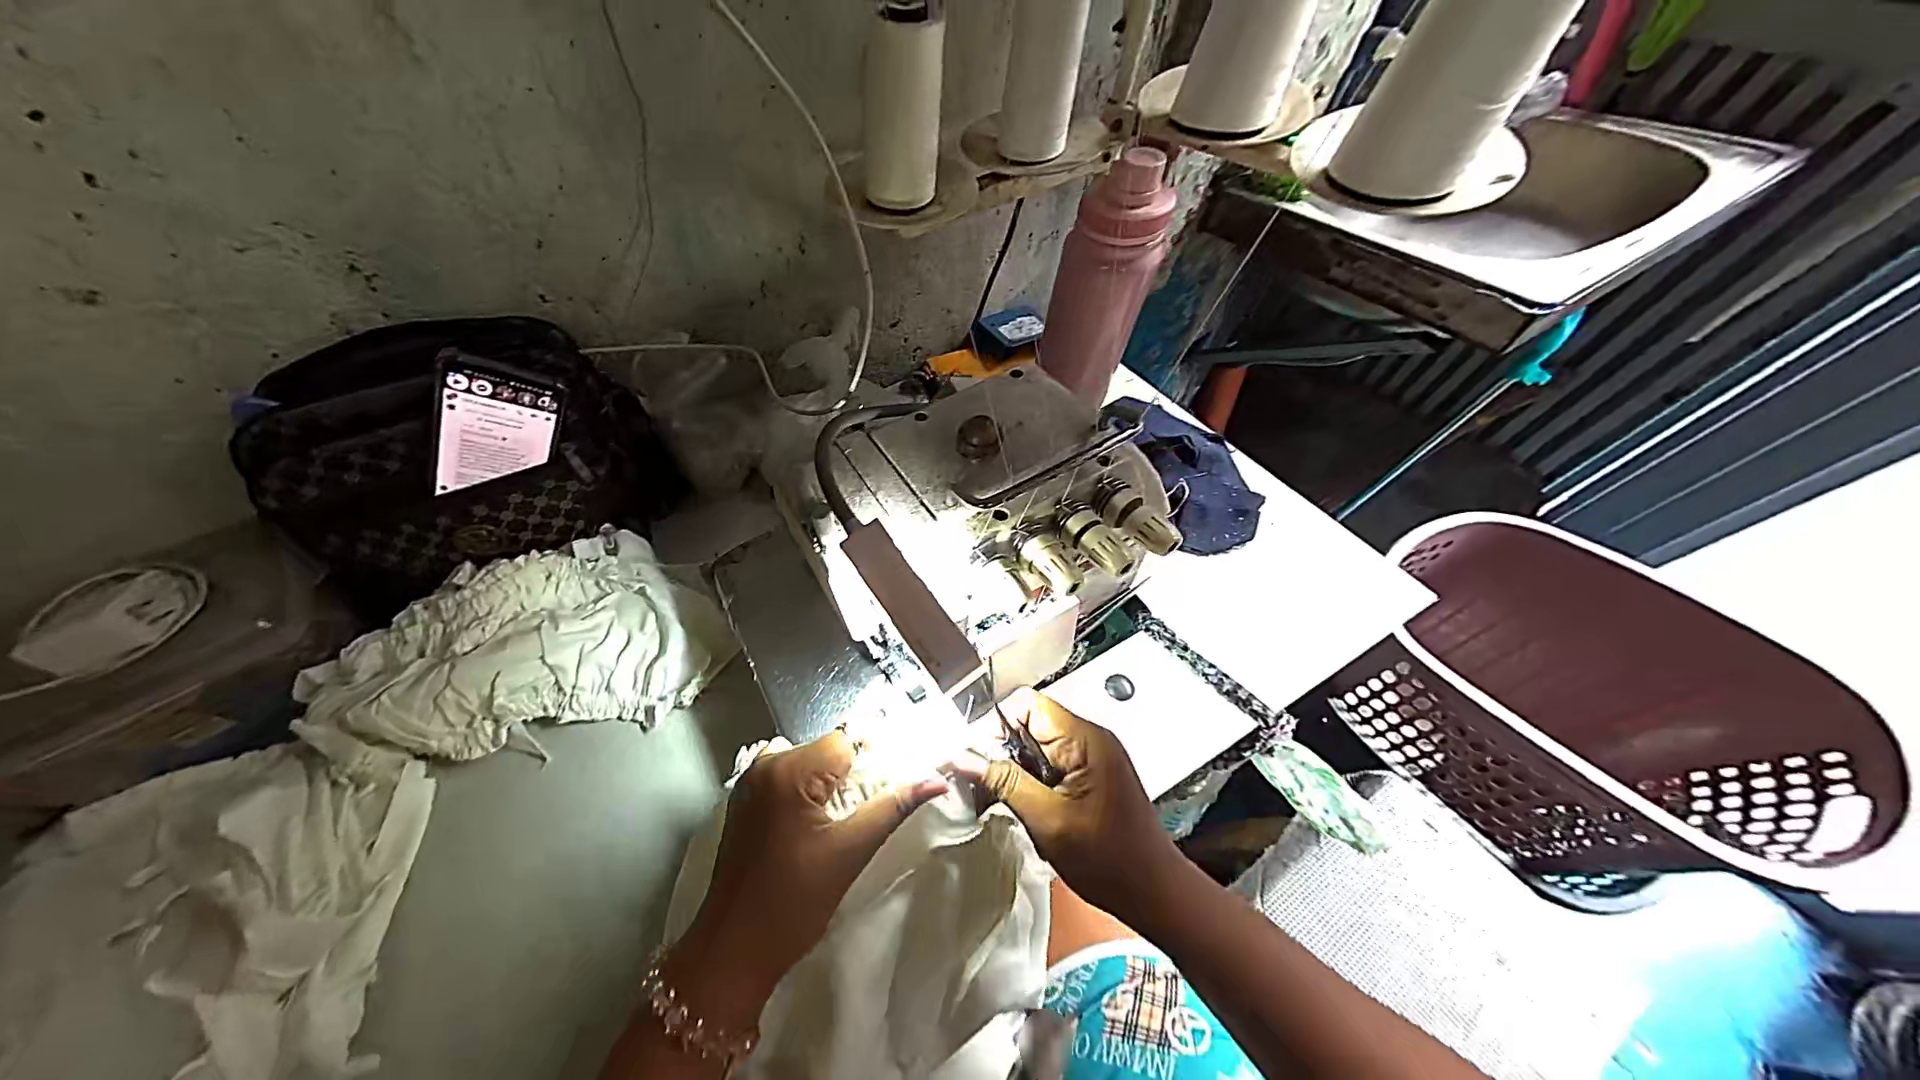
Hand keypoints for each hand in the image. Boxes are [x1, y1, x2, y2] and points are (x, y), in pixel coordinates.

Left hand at [669, 731, 946, 1020]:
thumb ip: (894, 806)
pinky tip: (817, 825)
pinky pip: (789, 777)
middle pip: (828, 749)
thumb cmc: (792, 904)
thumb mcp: (850, 852)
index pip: (847, 741)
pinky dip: (809, 791)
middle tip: (865, 814)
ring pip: (810, 762)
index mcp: (789, 770)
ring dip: (832, 783)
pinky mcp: (745, 799)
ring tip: (842, 823)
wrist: (732, 950)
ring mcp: (751, 781)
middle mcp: (766, 764)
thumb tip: (936, 780)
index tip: (887, 791)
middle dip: (853, 774)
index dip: (873, 763)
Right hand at [980, 693, 1184, 926]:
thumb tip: (964, 758)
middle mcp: (1088, 740)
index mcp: (1084, 740)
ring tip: (1008, 804)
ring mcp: (1090, 759)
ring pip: (1035, 748)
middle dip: (1003, 752)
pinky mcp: (1088, 778)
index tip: (980, 758)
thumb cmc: (1110, 860)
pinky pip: (1049, 767)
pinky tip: (1028, 811)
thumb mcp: (1048, 821)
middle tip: (987, 787)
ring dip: (1016, 772)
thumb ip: (1005, 783)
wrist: (1154, 893)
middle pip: (1029, 724)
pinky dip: (1031, 785)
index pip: (1028, 703)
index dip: (997, 725)